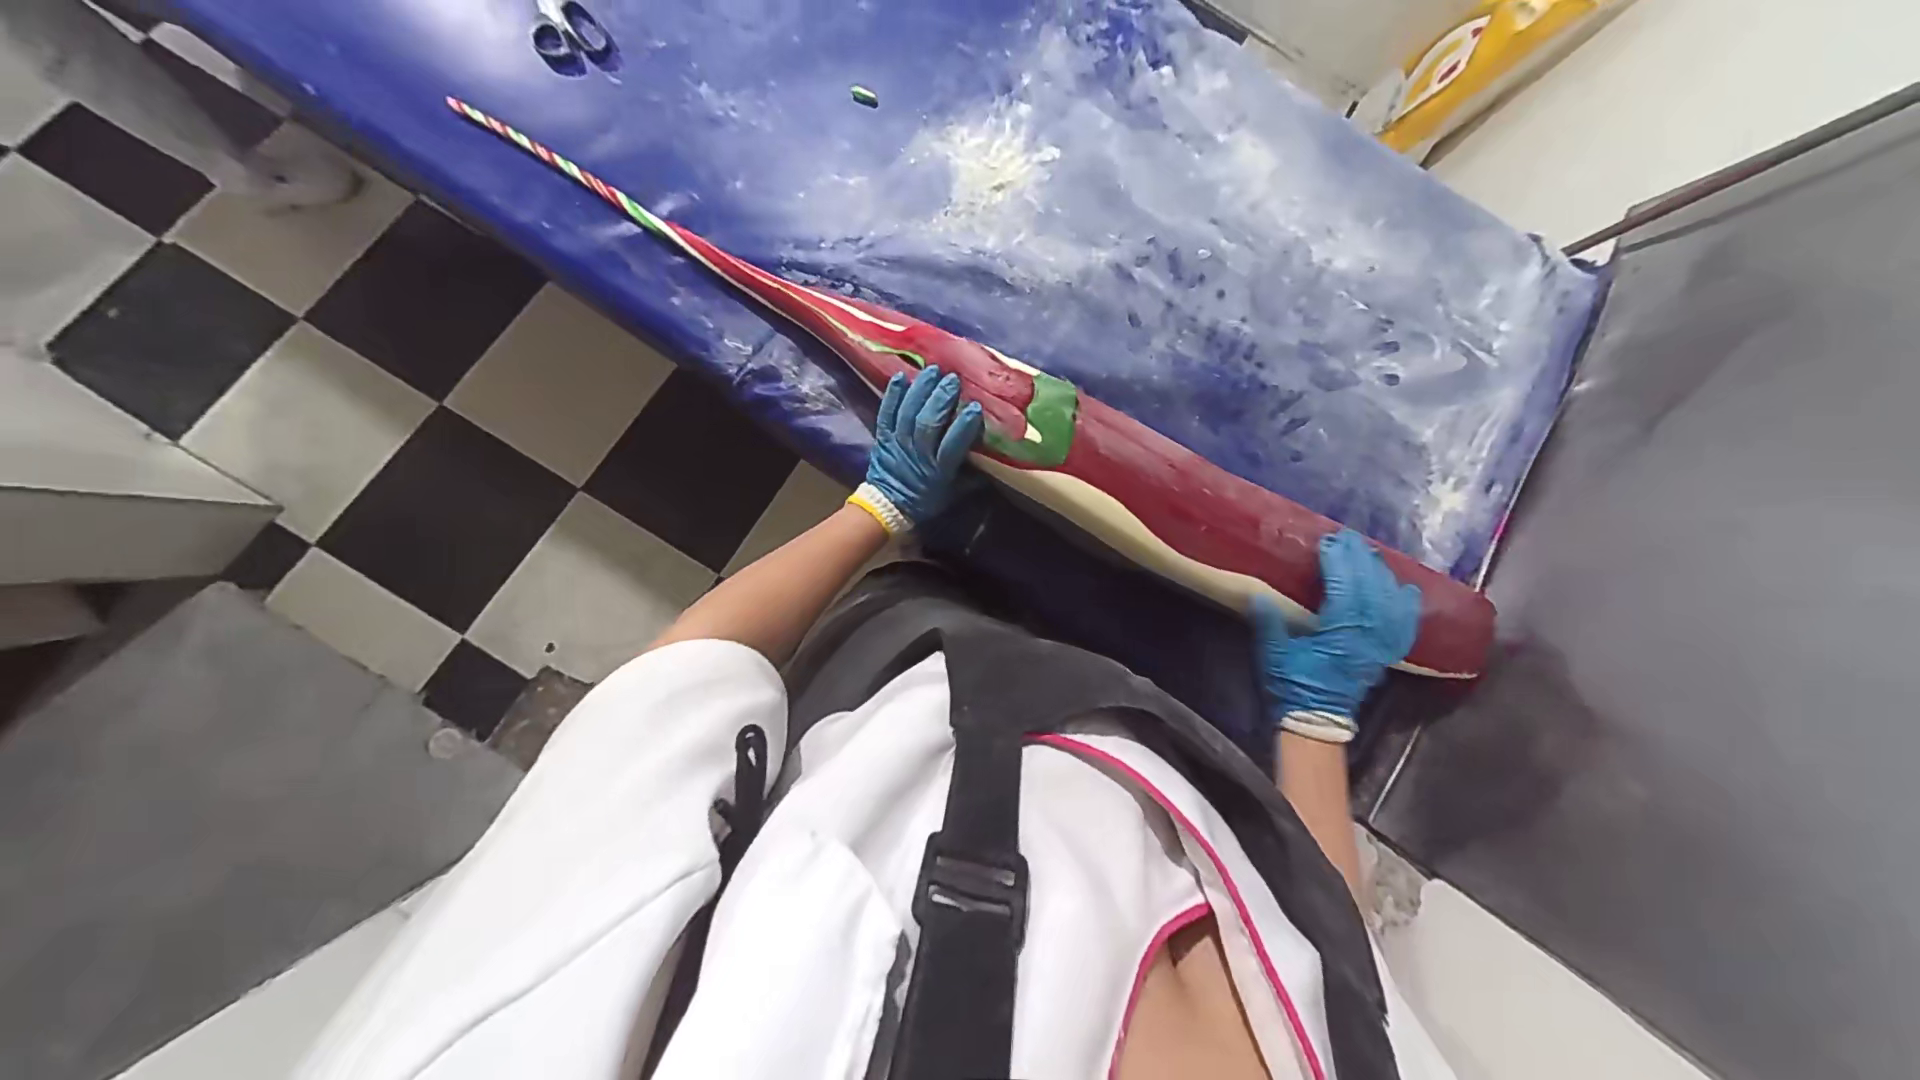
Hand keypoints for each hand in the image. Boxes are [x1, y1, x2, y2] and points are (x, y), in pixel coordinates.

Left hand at [852, 366, 984, 533]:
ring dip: (920, 389)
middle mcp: (919, 452)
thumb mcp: (953, 493)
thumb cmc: (925, 500)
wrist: (888, 506)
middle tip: (953, 379)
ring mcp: (898, 442)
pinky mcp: (883, 436)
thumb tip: (995, 459)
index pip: (954, 443)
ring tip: (932, 371)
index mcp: (939, 468)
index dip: (965, 425)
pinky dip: (892, 395)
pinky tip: (900, 376)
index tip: (976, 406)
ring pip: (908, 412)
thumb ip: (973, 476)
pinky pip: (886, 412)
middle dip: (941, 398)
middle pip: (929, 421)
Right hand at [1252, 529, 1421, 742]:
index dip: (1338, 561)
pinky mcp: (1385, 652)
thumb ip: (1268, 622)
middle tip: (1348, 538)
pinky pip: (1404, 622)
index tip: (1329, 541)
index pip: (1345, 586)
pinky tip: (1404, 588)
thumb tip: (1259, 594)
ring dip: (1380, 574)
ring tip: (1368, 555)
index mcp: (1340, 632)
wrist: (1316, 720)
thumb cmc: (1291, 685)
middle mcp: (1368, 635)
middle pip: (1371, 588)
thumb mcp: (1272, 653)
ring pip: (1390, 601)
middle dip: (1360, 560)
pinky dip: (1405, 603)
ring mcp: (1381, 644)